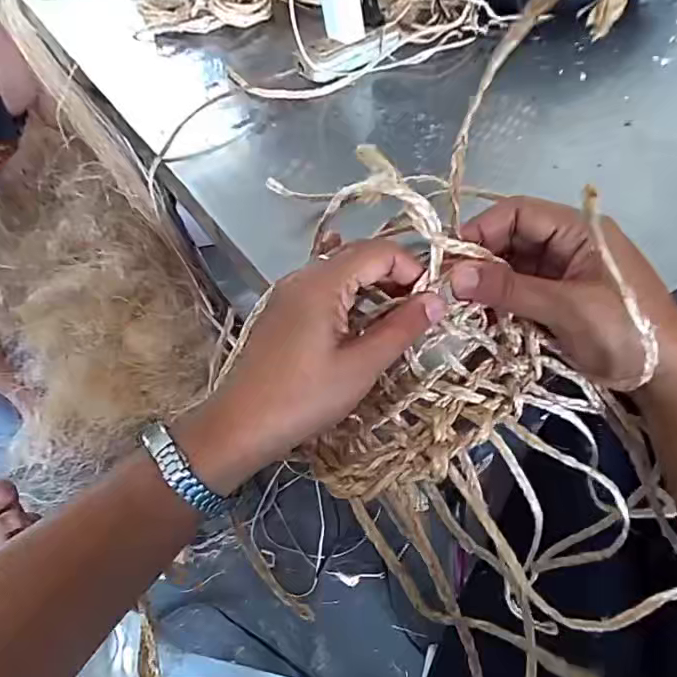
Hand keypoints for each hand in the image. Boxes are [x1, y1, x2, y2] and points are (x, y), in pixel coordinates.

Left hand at [175, 241, 445, 493]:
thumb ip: (402, 328)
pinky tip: (361, 325)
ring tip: (395, 324)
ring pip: (340, 272)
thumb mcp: (361, 366)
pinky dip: (350, 300)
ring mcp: (287, 292)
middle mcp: (301, 276)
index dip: (412, 269)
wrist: (239, 426)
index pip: (378, 250)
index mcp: (322, 282)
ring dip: (373, 289)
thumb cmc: (304, 398)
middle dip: (395, 277)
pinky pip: (323, 290)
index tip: (431, 302)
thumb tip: (438, 300)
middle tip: (418, 313)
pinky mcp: (280, 312)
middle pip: (358, 255)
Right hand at [449, 195, 676, 388]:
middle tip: (447, 290)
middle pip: (511, 241)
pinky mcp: (560, 304)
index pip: (517, 213)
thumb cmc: (625, 331)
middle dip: (479, 262)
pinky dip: (502, 307)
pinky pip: (521, 295)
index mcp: (578, 231)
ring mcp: (564, 276)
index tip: (448, 260)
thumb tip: (453, 275)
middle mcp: (567, 246)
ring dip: (488, 288)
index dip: (480, 230)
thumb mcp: (566, 307)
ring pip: (512, 270)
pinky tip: (486, 324)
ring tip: (463, 311)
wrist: (667, 377)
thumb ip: (510, 289)